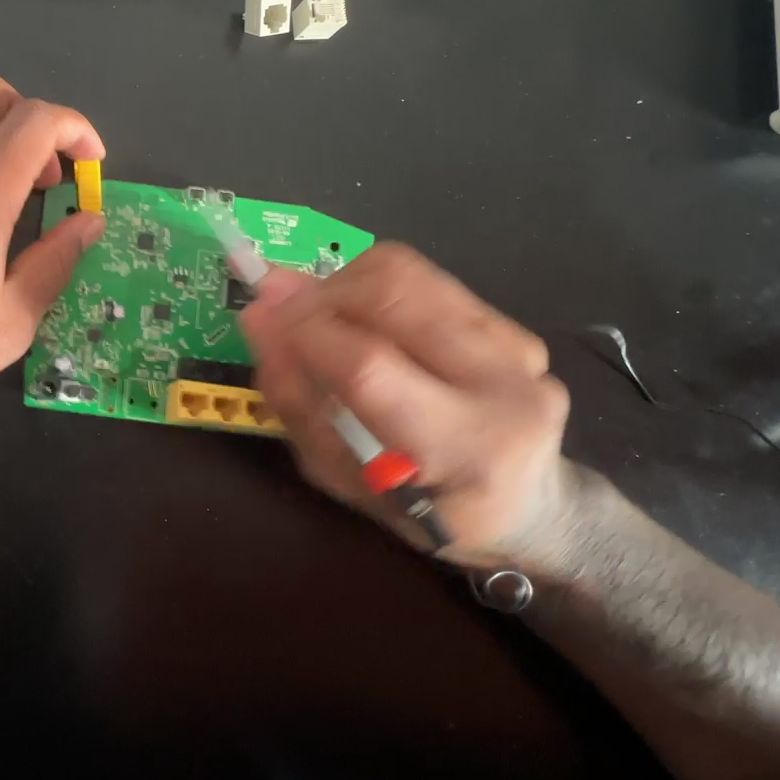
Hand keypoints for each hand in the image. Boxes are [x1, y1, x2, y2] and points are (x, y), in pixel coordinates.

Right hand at [238, 243, 577, 570]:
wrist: (522, 507)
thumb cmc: (415, 506)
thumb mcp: (339, 475)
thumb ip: (295, 400)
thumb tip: (258, 316)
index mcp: (461, 447)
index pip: (369, 367)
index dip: (303, 331)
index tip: (260, 316)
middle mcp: (501, 387)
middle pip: (390, 298)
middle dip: (318, 295)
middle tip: (284, 313)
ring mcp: (514, 348)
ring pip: (404, 273)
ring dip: (340, 284)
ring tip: (321, 318)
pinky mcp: (511, 324)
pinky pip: (421, 277)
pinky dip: (369, 286)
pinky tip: (360, 320)